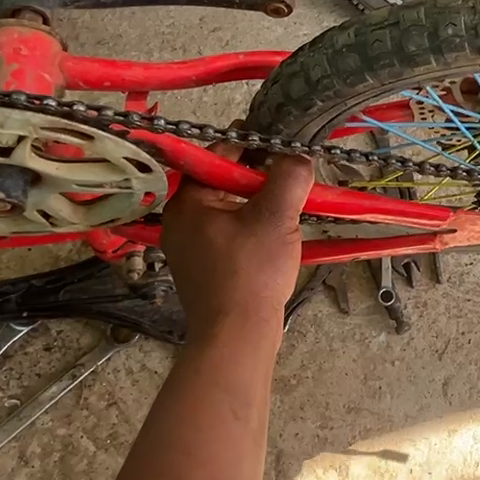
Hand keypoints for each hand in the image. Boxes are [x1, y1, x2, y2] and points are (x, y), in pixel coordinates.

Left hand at [160, 153, 314, 341]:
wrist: (237, 333)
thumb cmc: (251, 272)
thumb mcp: (276, 216)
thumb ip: (289, 177)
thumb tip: (299, 156)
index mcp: (187, 202)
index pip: (218, 156)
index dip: (251, 146)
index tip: (281, 145)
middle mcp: (181, 221)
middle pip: (224, 182)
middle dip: (259, 177)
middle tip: (291, 176)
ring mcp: (191, 246)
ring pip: (230, 208)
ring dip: (260, 202)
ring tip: (290, 203)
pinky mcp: (206, 267)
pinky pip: (232, 232)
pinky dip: (254, 226)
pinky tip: (278, 232)